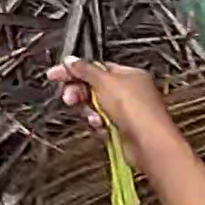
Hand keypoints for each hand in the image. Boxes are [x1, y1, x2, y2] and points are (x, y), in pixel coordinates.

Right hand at [45, 58, 185, 167]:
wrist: (149, 144)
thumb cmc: (136, 110)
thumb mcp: (104, 82)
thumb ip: (84, 69)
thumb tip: (70, 60)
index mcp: (129, 75)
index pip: (95, 68)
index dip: (74, 71)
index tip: (56, 74)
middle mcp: (129, 91)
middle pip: (92, 87)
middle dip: (78, 92)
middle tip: (70, 97)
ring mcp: (126, 111)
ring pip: (93, 105)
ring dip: (88, 110)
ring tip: (91, 115)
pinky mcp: (121, 128)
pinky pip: (99, 121)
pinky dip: (96, 123)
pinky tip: (100, 125)